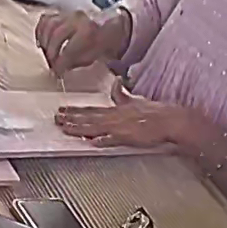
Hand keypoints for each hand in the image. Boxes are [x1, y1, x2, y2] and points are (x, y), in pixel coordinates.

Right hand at [36, 10, 129, 74]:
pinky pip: (45, 21)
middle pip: (56, 35)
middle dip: (51, 54)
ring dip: (45, 43)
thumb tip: (57, 71)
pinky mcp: (60, 14)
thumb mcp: (89, 58)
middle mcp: (76, 19)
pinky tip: (42, 44)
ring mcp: (67, 15)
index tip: (56, 73)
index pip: (68, 48)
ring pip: (48, 26)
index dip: (60, 63)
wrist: (104, 29)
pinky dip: (40, 32)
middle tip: (50, 65)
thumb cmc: (95, 47)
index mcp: (87, 31)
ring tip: (46, 55)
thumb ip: (72, 63)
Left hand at [56, 80, 216, 149]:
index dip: (75, 111)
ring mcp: (120, 127)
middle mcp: (114, 117)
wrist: (170, 120)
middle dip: (71, 118)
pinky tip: (92, 142)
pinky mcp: (128, 137)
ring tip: (65, 128)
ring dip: (79, 128)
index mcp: (115, 110)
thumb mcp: (136, 101)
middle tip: (56, 118)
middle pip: (88, 118)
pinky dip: (103, 140)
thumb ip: (123, 95)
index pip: (91, 110)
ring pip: (95, 128)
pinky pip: (114, 139)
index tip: (62, 111)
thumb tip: (116, 85)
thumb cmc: (154, 114)